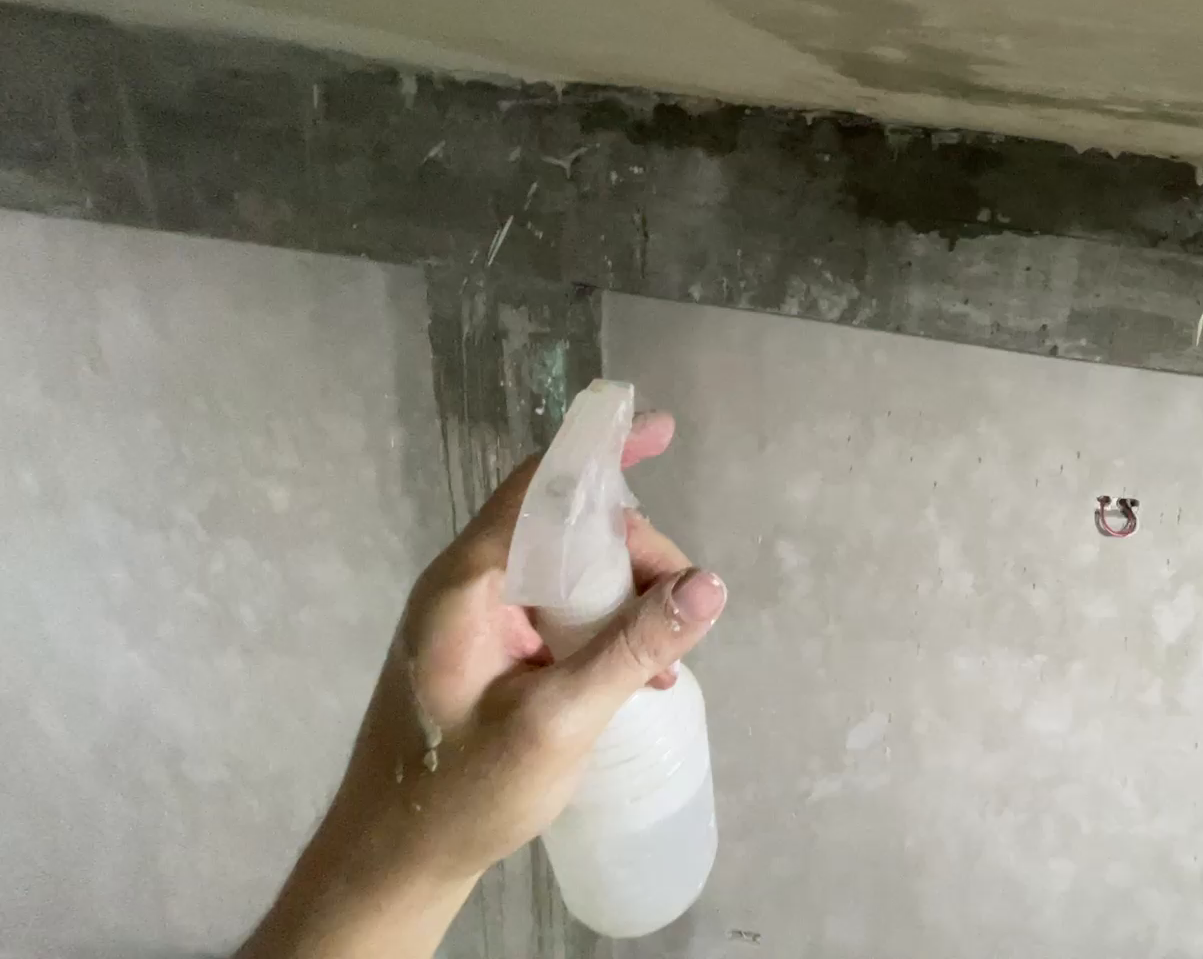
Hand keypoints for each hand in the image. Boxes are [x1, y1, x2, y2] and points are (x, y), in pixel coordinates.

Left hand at [236, 411, 726, 958]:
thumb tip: (712, 584)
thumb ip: (635, 646)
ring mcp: (491, 617)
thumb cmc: (459, 793)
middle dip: (641, 558)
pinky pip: (574, 612)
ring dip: (636, 601)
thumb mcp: (559, 718)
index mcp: (469, 582)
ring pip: (582, 572)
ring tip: (669, 658)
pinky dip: (618, 628)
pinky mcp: (504, 648)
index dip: (601, 451)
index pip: (539, 485)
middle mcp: (478, 585)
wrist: (392, 870)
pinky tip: (650, 673)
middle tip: (684, 611)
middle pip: (576, 531)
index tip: (660, 429)